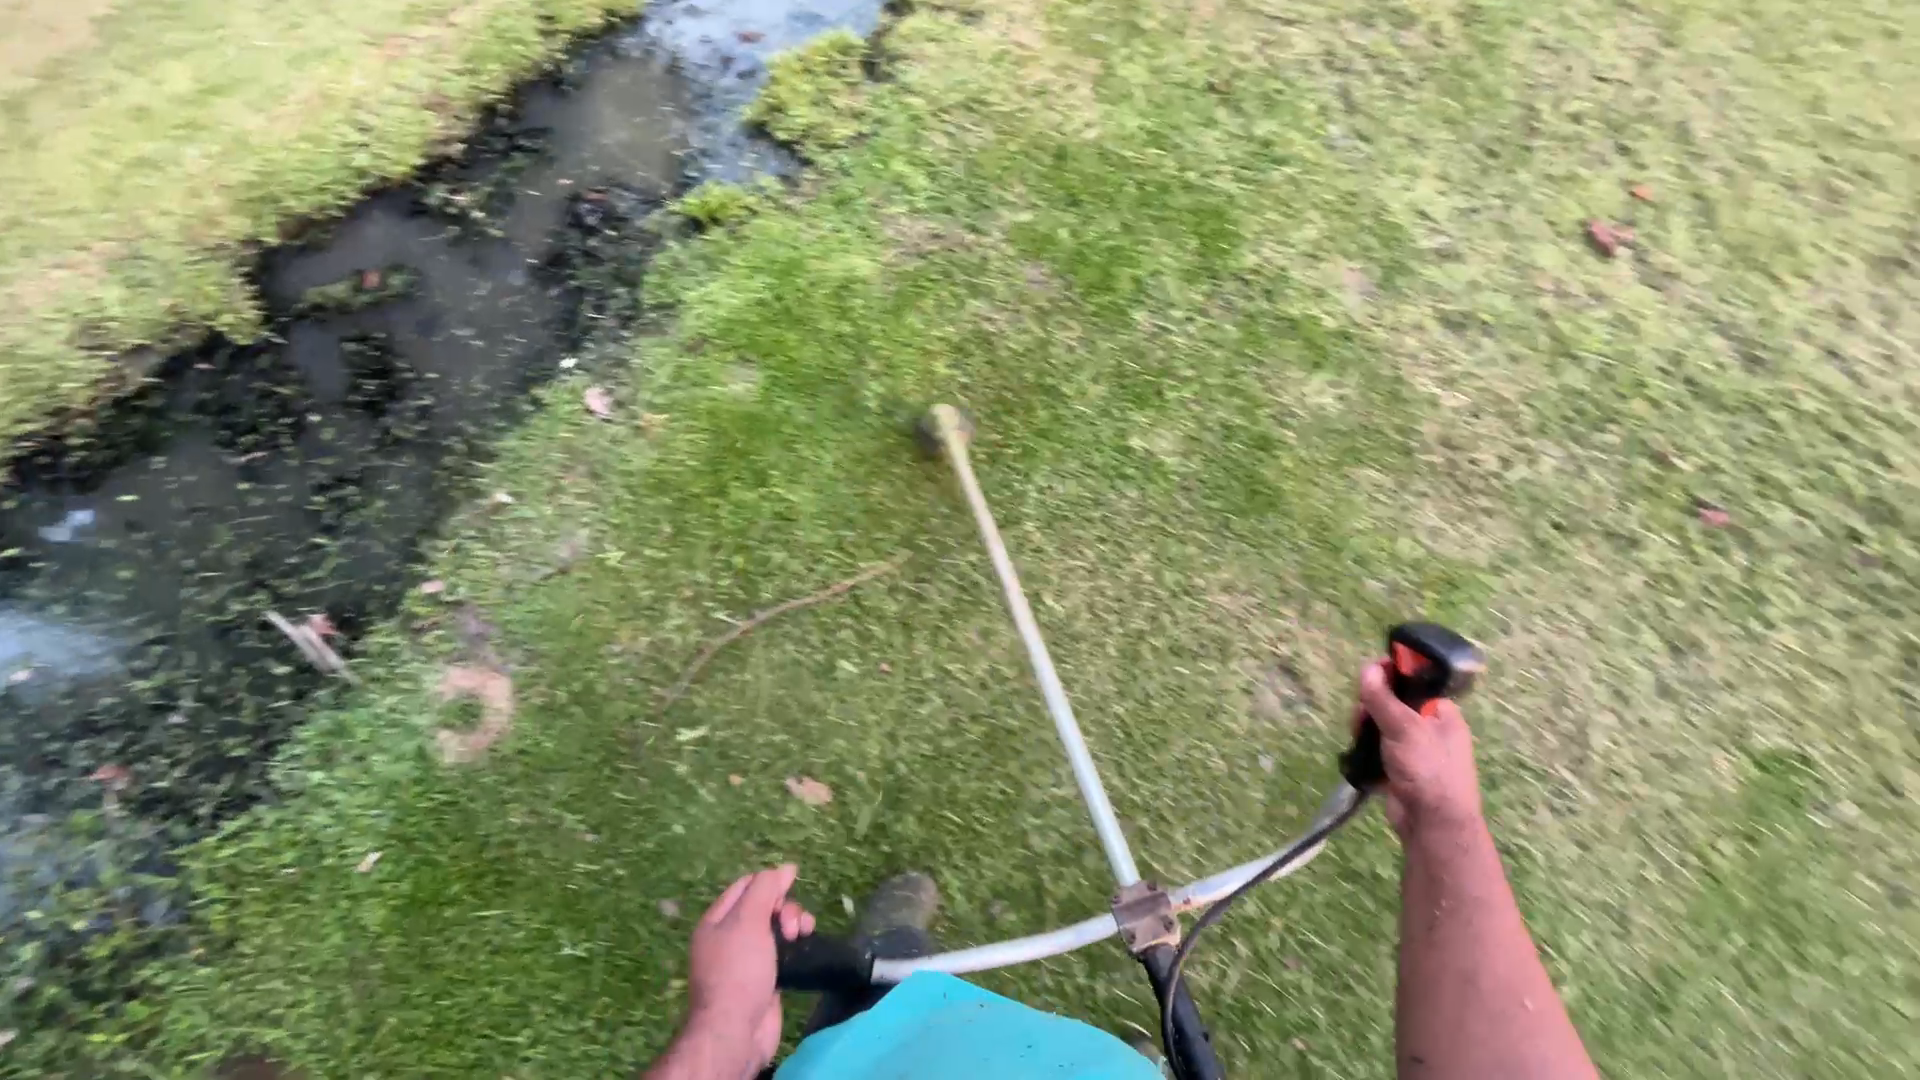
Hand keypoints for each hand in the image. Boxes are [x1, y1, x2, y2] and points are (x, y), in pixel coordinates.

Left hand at [681, 863, 815, 1074]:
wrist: (737, 1031)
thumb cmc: (739, 969)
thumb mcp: (747, 919)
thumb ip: (765, 888)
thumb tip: (786, 867)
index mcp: (717, 920)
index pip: (746, 885)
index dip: (769, 882)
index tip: (789, 887)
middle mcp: (730, 937)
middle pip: (765, 904)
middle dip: (784, 907)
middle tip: (792, 925)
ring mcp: (748, 958)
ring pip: (777, 927)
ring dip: (795, 923)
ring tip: (802, 935)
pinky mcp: (766, 977)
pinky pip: (784, 949)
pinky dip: (797, 944)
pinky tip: (806, 947)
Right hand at [1354, 660, 1481, 839]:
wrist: (1432, 823)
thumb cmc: (1428, 769)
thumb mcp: (1404, 727)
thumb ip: (1382, 697)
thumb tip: (1367, 668)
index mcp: (1441, 714)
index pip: (1413, 682)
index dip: (1390, 675)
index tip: (1369, 678)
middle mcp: (1429, 728)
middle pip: (1391, 702)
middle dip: (1371, 705)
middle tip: (1361, 716)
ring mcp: (1413, 750)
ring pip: (1380, 725)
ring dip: (1364, 727)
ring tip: (1357, 736)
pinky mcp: (1397, 767)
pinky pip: (1375, 747)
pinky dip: (1365, 747)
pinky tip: (1357, 751)